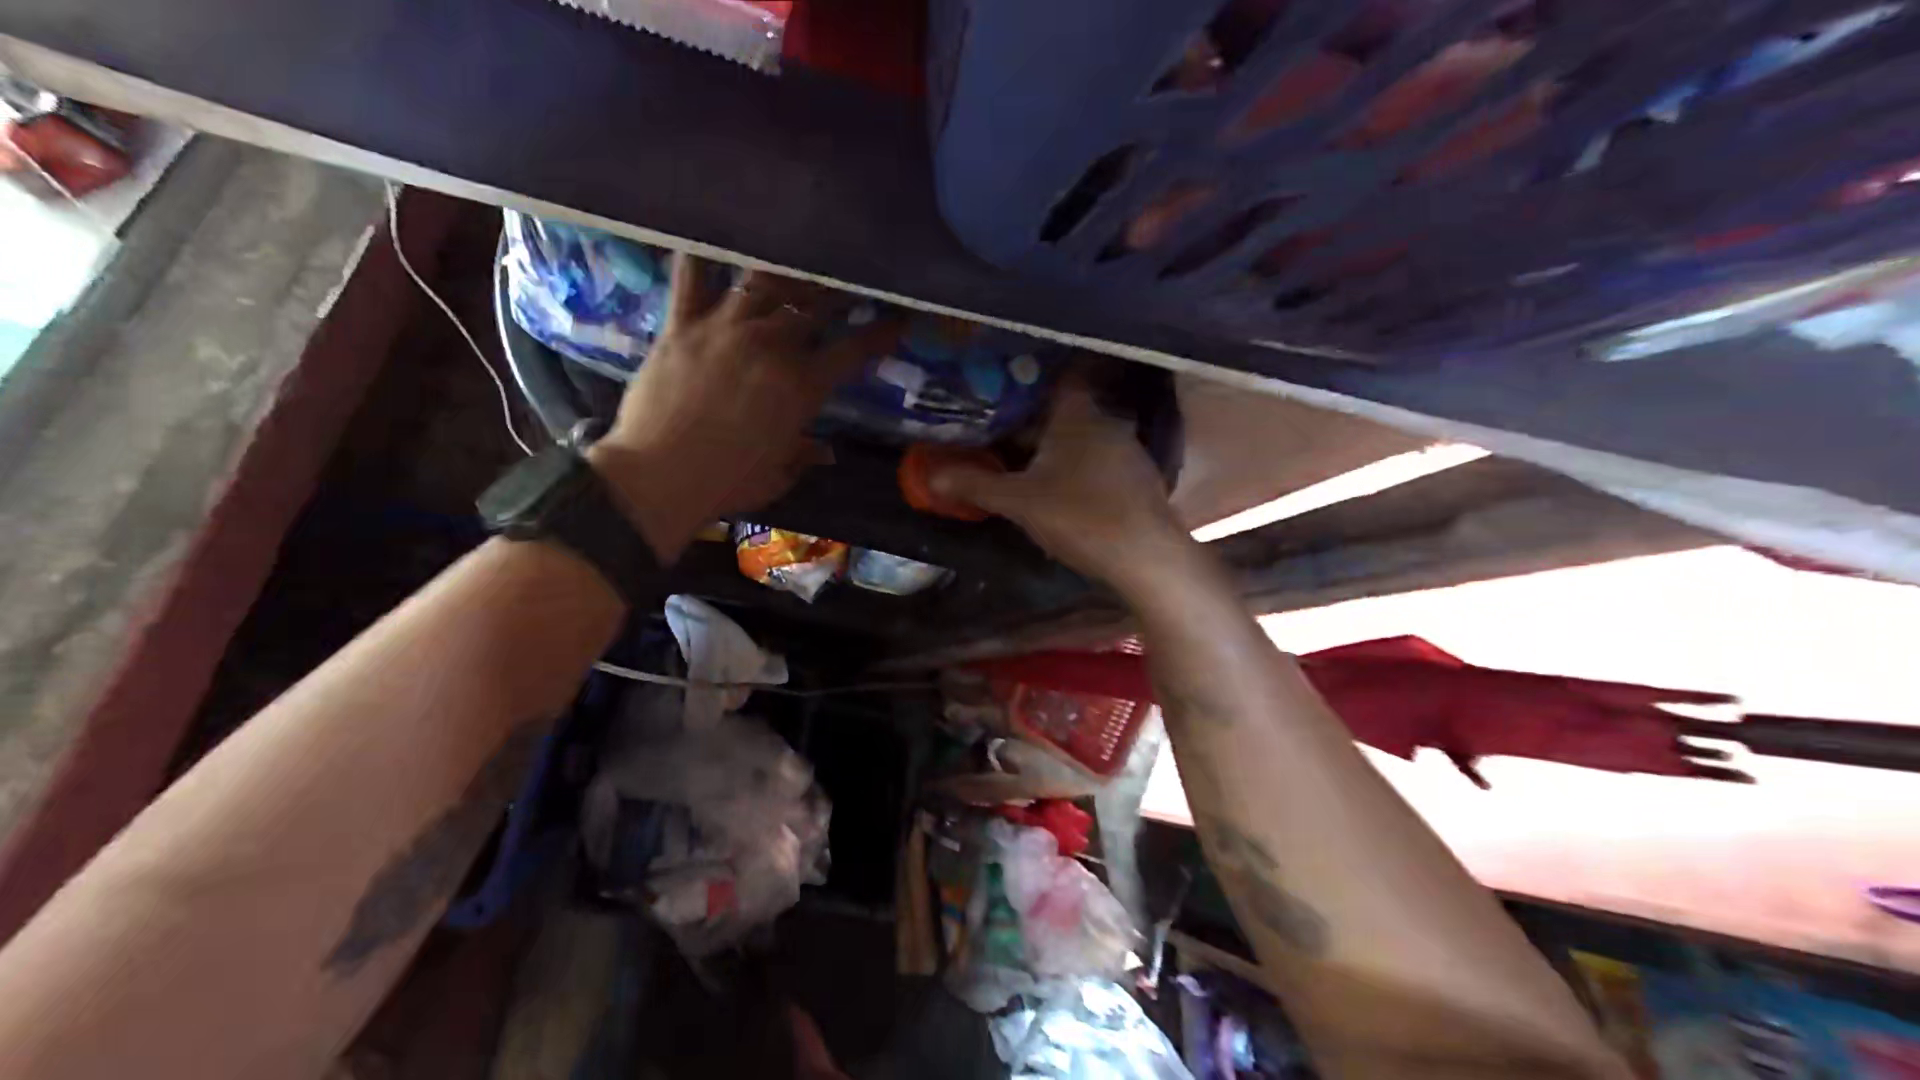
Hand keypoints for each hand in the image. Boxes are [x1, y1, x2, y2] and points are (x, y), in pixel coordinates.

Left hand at [588, 255, 900, 559]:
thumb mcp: (778, 476)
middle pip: (813, 306)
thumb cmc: (727, 482)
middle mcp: (771, 345)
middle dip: (836, 293)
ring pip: (763, 282)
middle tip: (845, 286)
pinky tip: (710, 240)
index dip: (879, 334)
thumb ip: (804, 456)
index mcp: (802, 385)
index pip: (852, 350)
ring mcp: (726, 327)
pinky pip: (692, 276)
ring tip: (793, 266)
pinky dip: (702, 255)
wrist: (659, 476)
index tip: (896, 321)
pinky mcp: (683, 323)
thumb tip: (825, 452)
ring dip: (784, 273)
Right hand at [927, 377, 1187, 587]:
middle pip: (1067, 410)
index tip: (1006, 384)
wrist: (1146, 556)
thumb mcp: (1019, 502)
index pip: (1059, 376)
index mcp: (1078, 414)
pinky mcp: (1140, 479)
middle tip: (1005, 430)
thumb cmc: (1079, 515)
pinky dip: (1082, 468)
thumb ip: (975, 484)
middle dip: (1038, 420)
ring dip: (1061, 447)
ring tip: (1030, 461)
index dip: (1032, 377)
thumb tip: (931, 474)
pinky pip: (1102, 462)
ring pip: (1085, 438)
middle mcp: (1107, 422)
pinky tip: (1067, 489)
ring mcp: (1129, 450)